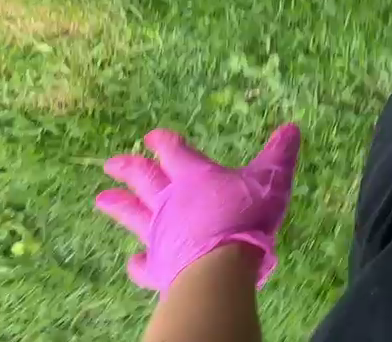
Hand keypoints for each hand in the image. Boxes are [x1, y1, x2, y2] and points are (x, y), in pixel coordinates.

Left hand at [95, 124, 300, 294]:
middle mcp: (171, 203)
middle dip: (131, 169)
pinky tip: (134, 258)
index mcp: (196, 178)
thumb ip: (280, 152)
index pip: (177, 154)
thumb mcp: (273, 175)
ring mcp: (161, 236)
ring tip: (101, 199)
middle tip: (111, 163)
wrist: (221, 265)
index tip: (152, 135)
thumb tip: (291, 126)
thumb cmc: (246, 213)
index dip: (165, 143)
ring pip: (134, 217)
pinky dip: (137, 260)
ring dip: (119, 207)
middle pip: (147, 182)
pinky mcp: (159, 265)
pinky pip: (143, 262)